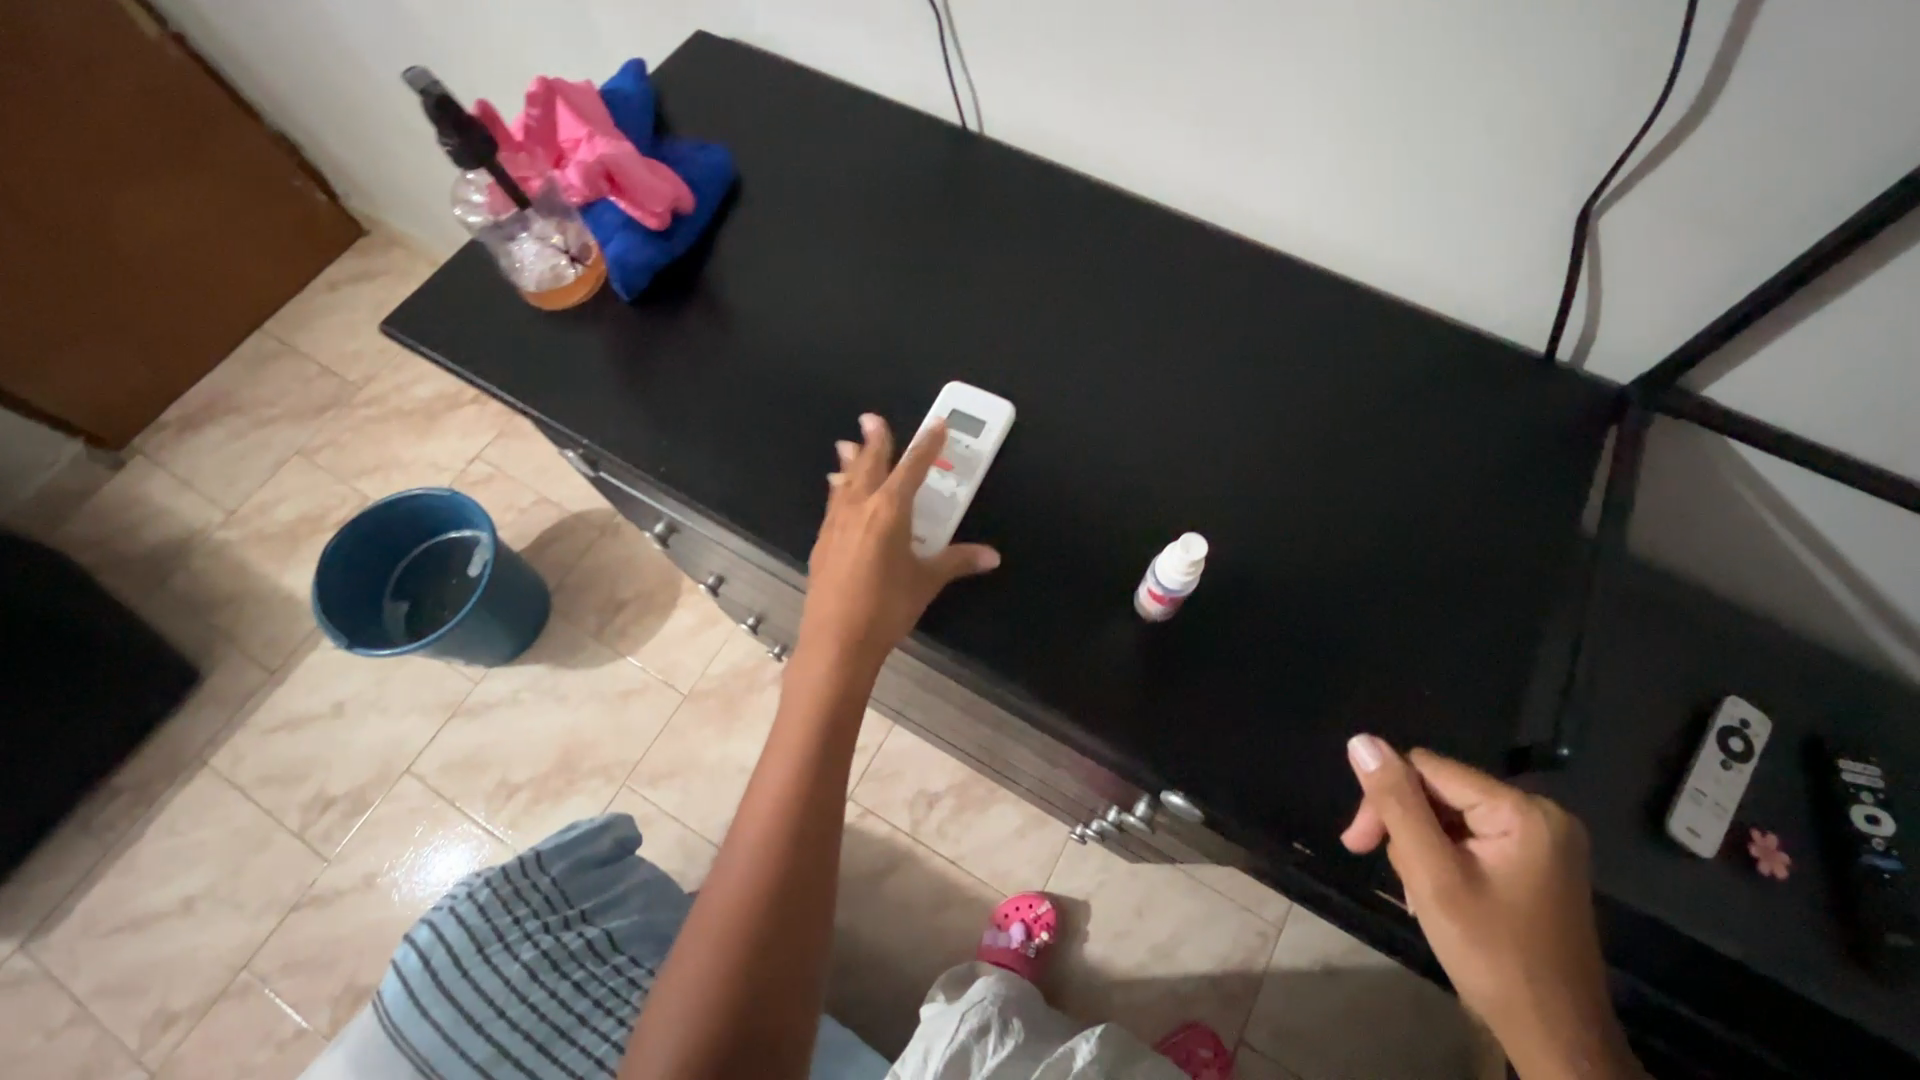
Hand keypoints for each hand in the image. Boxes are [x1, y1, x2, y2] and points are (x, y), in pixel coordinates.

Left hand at [796, 413, 999, 675]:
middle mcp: (860, 507)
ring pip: (844, 483)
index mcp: (890, 510)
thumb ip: (957, 562)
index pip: (913, 468)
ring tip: (846, 446)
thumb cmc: (887, 607)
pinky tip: (836, 492)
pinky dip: (837, 490)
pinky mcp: (821, 543)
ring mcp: (836, 524)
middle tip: (871, 418)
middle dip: (875, 441)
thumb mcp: (927, 582)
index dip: (926, 445)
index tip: (935, 424)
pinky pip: (832, 505)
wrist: (836, 639)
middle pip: (870, 465)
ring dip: (850, 462)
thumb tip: (991, 556)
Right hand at [1340, 736, 1643, 1079]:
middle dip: (1406, 831)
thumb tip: (1361, 741)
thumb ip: (1396, 804)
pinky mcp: (1539, 866)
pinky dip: (1446, 863)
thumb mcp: (1432, 875)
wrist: (1556, 1036)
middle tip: (1395, 879)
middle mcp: (1541, 814)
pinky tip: (1442, 898)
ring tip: (1423, 898)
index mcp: (1523, 810)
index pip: (1427, 769)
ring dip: (1423, 851)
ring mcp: (1545, 842)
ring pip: (1452, 819)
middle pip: (1441, 793)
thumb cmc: (1491, 955)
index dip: (1385, 800)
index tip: (1357, 844)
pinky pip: (1474, 842)